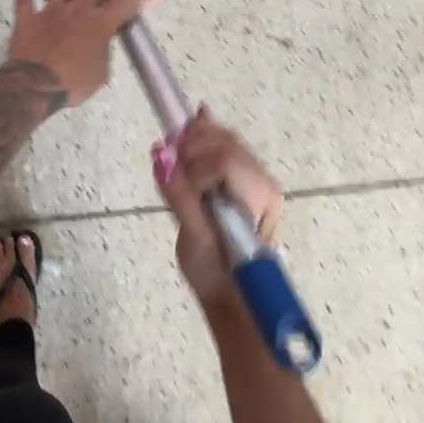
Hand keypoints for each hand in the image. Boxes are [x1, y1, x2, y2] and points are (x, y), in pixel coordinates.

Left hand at [7, 0, 153, 108]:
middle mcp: (78, 11)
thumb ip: (103, 50)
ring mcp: (51, 13)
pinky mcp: (28, 20)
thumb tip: (100, 41)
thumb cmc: (73, 82)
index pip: (126, 2)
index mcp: (100, 24)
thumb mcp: (101, 72)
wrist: (35, 85)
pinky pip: (24, 1)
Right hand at [153, 108, 284, 303]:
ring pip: (227, 141)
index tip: (172, 180)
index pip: (225, 161)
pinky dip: (204, 139)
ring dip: (196, 139)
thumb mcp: (195, 240)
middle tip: (167, 158)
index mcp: (258, 199)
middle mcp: (264, 183)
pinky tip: (192, 127)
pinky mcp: (244, 180)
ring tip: (173, 148)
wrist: (233, 295)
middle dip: (192, 145)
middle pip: (227, 144)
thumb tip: (159, 156)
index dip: (194, 165)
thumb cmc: (216, 274)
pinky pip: (226, 148)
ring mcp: (257, 179)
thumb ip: (180, 196)